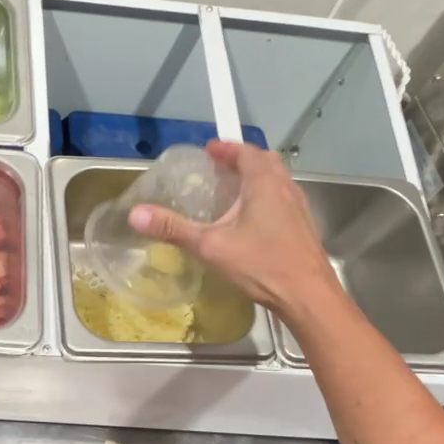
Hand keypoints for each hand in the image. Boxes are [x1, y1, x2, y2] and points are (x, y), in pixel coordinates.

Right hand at [129, 140, 343, 319]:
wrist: (308, 296)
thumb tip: (135, 214)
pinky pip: (282, 199)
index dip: (227, 148)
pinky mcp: (304, 226)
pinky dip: (265, 197)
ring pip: (277, 180)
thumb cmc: (261, 264)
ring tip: (232, 190)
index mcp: (264, 183)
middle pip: (265, 161)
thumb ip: (173, 229)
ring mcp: (299, 207)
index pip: (246, 152)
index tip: (210, 150)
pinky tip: (251, 219)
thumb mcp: (210, 246)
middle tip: (220, 167)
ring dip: (256, 177)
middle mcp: (285, 188)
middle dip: (243, 159)